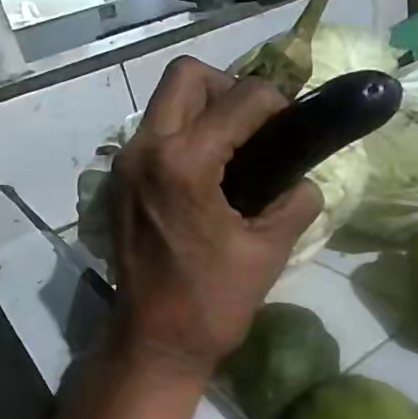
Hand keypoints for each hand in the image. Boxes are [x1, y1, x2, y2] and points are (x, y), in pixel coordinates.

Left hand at [107, 56, 321, 376]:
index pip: (241, 97)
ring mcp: (123, 165)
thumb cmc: (211, 302)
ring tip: (234, 149)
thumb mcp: (269, 249)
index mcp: (182, 163)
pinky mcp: (116, 183)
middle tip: (254, 126)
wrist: (153, 342)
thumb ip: (295, 197)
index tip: (292, 127)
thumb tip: (301, 174)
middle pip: (186, 76)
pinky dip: (181, 134)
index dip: (277, 103)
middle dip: (228, 87)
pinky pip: (152, 133)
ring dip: (202, 109)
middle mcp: (144, 149)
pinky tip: (205, 174)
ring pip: (164, 102)